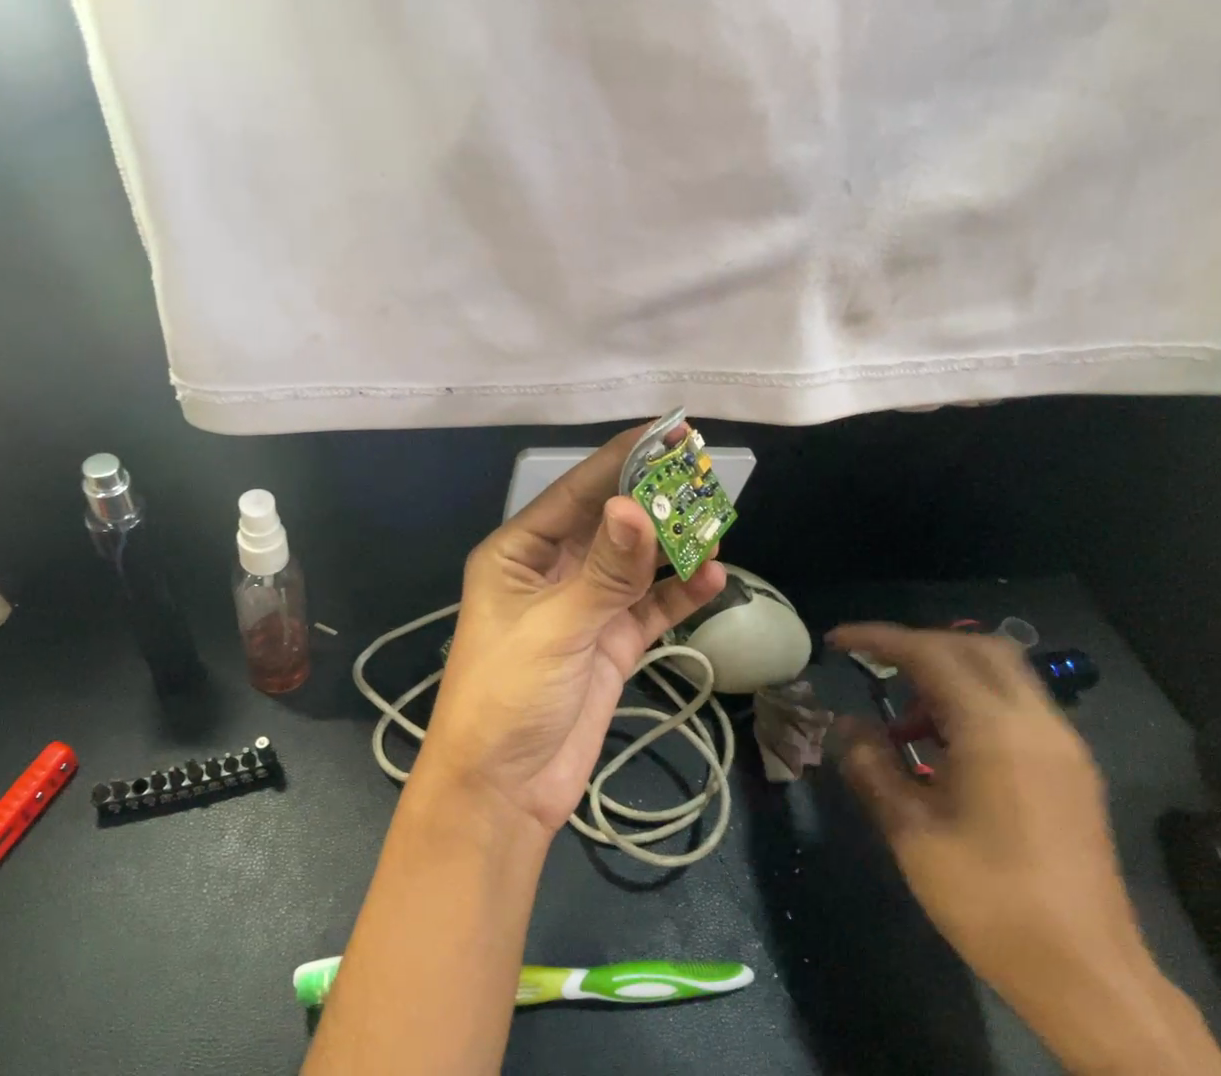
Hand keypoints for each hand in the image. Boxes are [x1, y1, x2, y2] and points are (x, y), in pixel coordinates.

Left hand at [415, 421, 726, 834]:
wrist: (503, 787)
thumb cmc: (507, 696)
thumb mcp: (554, 628)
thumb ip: (604, 572)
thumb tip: (637, 507)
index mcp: (517, 553)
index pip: (575, 493)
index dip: (621, 461)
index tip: (670, 432)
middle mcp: (551, 571)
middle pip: (611, 524)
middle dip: (654, 501)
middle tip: (706, 477)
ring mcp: (584, 608)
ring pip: (637, 564)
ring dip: (674, 548)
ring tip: (717, 528)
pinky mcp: (610, 644)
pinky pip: (650, 607)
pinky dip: (680, 594)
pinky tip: (714, 579)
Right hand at [832, 624, 1220, 1073]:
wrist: (1083, 971)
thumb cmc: (987, 900)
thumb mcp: (910, 832)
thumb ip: (872, 768)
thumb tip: (846, 726)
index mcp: (998, 732)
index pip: (934, 655)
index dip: (880, 639)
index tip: (837, 640)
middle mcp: (1040, 725)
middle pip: (979, 650)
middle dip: (919, 647)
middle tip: (872, 667)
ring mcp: (1063, 749)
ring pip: (1003, 678)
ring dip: (947, 679)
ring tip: (900, 724)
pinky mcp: (1071, 773)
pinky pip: (1017, 711)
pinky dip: (971, 707)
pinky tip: (939, 750)